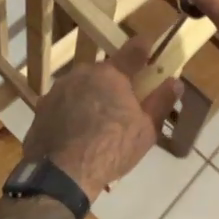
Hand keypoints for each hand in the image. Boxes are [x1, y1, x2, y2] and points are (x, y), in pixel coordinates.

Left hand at [23, 33, 181, 196]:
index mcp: (111, 74)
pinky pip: (64, 104)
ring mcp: (58, 89)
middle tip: (121, 105)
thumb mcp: (146, 130)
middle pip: (104, 72)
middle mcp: (82, 73)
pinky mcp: (41, 108)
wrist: (62, 173)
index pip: (132, 51)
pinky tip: (76, 134)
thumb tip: (176, 82)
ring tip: (97, 124)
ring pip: (81, 87)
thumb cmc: (112, 149)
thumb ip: (160, 102)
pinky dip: (71, 113)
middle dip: (114, 83)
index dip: (143, 48)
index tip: (149, 45)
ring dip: (91, 97)